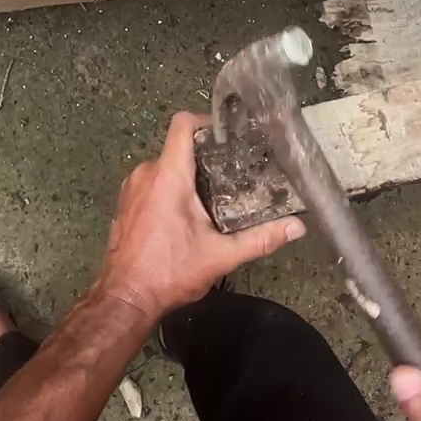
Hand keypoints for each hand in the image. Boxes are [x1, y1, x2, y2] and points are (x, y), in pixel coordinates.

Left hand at [92, 111, 304, 319]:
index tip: (229, 136)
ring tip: (214, 197)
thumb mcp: (220, 256)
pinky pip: (150, 183)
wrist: (125, 298)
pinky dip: (168, 190)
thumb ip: (260, 239)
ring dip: (187, 177)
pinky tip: (185, 215)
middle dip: (205, 158)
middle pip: (178, 148)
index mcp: (168, 174)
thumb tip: (296, 227)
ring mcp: (131, 187)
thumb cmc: (169, 272)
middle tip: (233, 174)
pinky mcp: (125, 203)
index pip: (183, 124)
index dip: (206, 121)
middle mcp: (146, 172)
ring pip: (165, 167)